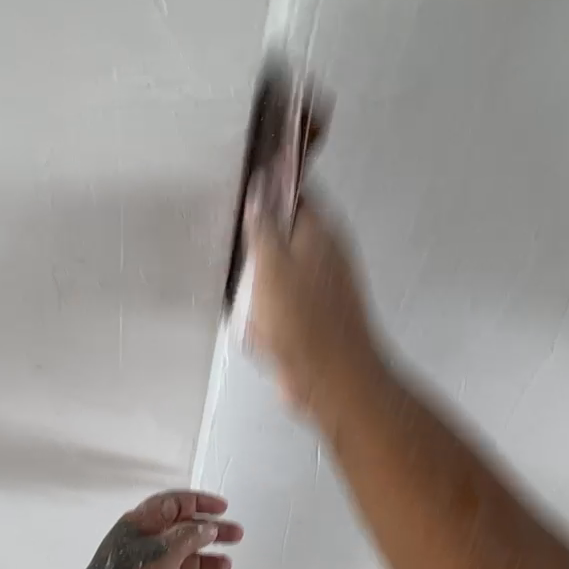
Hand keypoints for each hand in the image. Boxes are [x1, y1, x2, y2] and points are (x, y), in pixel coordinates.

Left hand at [36, 491, 242, 568]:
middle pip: (179, 528)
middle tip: (235, 535)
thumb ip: (189, 537)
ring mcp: (136, 566)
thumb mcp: (165, 553)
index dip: (200, 503)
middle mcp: (137, 540)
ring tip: (226, 565)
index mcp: (140, 523)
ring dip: (200, 557)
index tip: (224, 508)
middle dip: (208, 530)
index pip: (174, 502)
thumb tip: (207, 526)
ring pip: (175, 555)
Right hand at [244, 187, 383, 415]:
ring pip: (277, 272)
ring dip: (258, 286)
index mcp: (320, 233)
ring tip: (247, 298)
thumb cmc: (304, 323)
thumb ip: (264, 225)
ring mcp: (322, 288)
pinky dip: (266, 315)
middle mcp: (326, 255)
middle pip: (283, 235)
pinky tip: (257, 326)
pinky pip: (280, 306)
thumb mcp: (271, 266)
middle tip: (238, 254)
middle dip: (257, 248)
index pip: (294, 192)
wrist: (331, 381)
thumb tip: (259, 188)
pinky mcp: (313, 318)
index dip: (267, 189)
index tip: (241, 195)